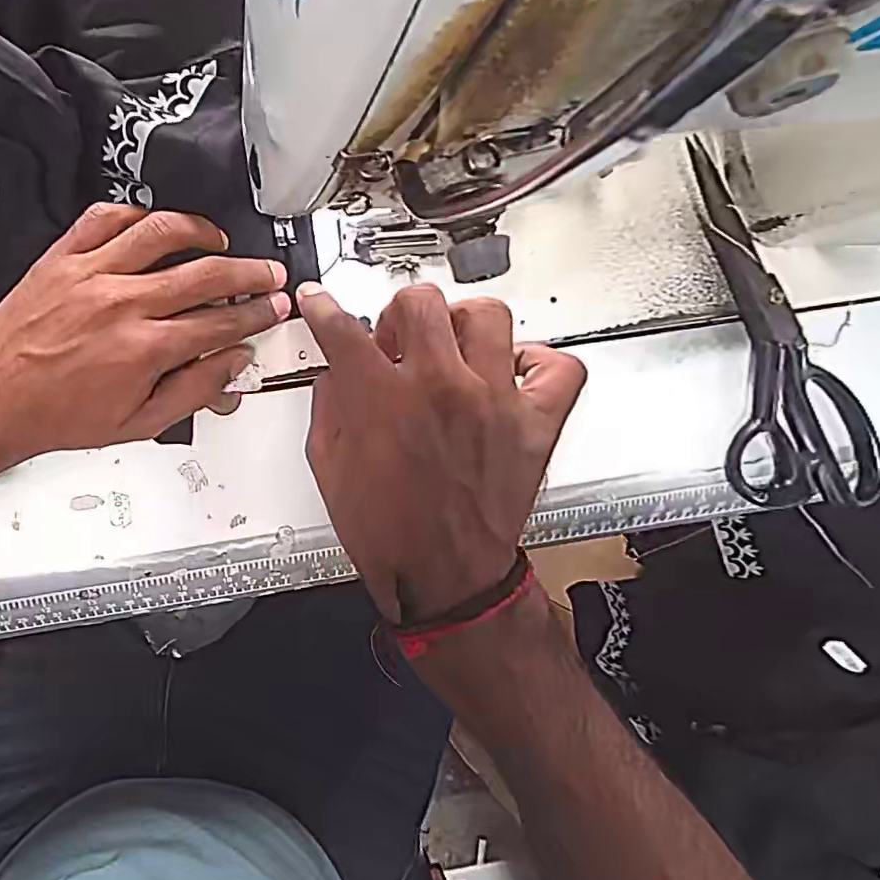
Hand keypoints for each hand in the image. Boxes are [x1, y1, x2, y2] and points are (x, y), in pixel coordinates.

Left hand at [0, 204, 290, 494]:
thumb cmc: (56, 414)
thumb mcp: (138, 423)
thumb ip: (194, 390)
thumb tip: (231, 364)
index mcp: (143, 348)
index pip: (221, 322)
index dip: (258, 313)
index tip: (272, 307)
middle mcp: (120, 304)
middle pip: (206, 274)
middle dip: (249, 273)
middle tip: (265, 273)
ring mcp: (89, 275)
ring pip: (161, 232)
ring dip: (201, 231)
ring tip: (217, 240)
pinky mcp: (61, 259)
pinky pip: (104, 218)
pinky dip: (135, 214)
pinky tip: (151, 224)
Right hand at [298, 283, 584, 624]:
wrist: (443, 577)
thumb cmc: (388, 531)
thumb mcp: (328, 466)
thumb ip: (328, 407)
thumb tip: (335, 374)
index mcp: (379, 401)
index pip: (341, 329)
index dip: (323, 308)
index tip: (321, 302)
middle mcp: (439, 390)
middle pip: (420, 303)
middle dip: (397, 312)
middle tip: (395, 338)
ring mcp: (492, 402)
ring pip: (487, 315)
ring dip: (459, 323)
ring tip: (450, 345)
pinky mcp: (535, 424)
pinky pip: (558, 367)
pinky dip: (537, 360)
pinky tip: (510, 371)